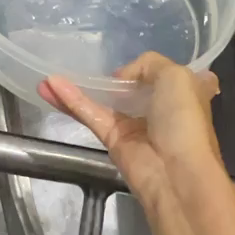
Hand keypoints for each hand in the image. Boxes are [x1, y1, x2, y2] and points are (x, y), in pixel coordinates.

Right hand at [38, 52, 222, 200]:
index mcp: (186, 94)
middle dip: (111, 77)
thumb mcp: (176, 75)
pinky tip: (49, 86)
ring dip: (78, 89)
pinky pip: (91, 115)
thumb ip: (147, 64)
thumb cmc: (184, 120)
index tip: (143, 64)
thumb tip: (121, 77)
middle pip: (133, 89)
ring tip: (48, 77)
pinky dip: (71, 101)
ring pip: (104, 102)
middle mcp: (162, 110)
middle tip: (83, 62)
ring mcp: (136, 127)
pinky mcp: (114, 141)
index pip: (173, 78)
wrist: (177, 173)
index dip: (159, 70)